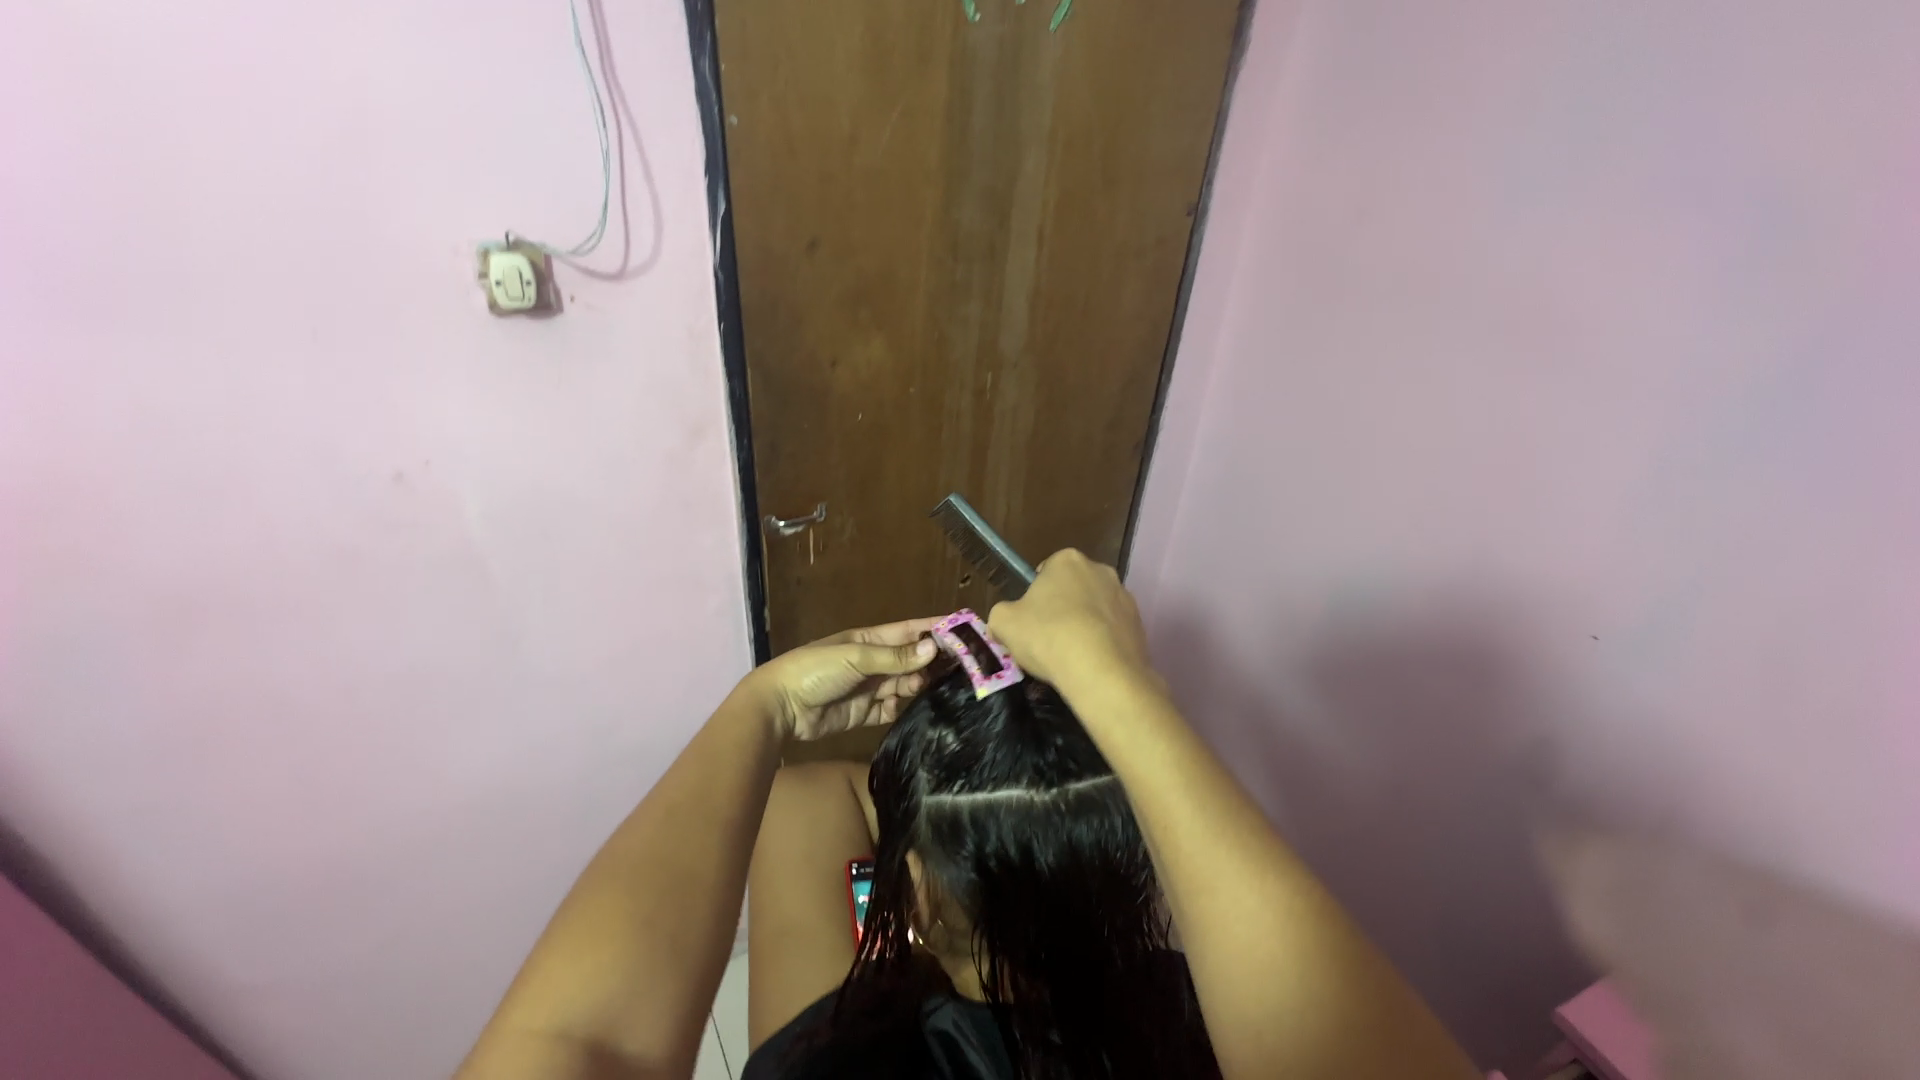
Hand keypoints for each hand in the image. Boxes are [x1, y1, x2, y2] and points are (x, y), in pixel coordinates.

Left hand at [747, 617, 940, 741]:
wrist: (781, 707)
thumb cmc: (816, 670)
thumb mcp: (856, 657)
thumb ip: (895, 657)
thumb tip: (934, 648)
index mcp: (869, 640)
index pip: (909, 631)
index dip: (935, 629)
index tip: (964, 629)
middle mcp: (872, 662)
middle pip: (911, 659)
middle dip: (931, 661)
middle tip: (958, 668)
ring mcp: (869, 688)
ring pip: (904, 684)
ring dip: (917, 685)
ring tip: (929, 688)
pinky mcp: (864, 714)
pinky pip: (891, 710)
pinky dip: (899, 709)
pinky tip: (905, 708)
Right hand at [988, 549, 1153, 689]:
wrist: (1100, 672)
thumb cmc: (1047, 637)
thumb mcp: (1003, 623)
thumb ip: (1002, 614)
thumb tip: (1008, 621)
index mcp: (1066, 560)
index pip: (1045, 571)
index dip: (1035, 596)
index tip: (1030, 620)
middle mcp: (1100, 569)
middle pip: (1073, 588)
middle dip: (1063, 607)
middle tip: (1048, 638)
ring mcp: (1125, 596)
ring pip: (1096, 609)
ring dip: (1086, 625)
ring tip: (1072, 656)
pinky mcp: (1140, 624)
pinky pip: (1114, 631)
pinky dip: (1104, 643)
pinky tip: (1092, 664)